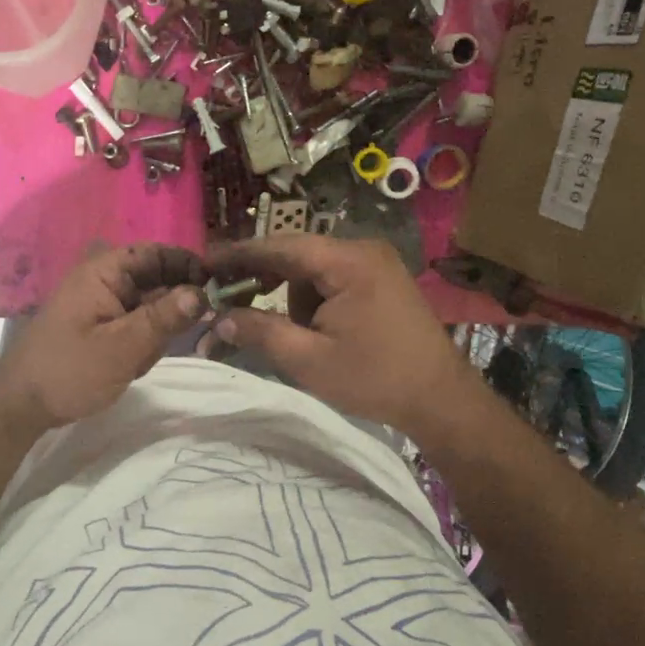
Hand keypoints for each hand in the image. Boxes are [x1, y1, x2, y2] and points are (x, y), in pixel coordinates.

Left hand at [0, 244, 206, 431]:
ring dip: (154, 335)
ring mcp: (101, 303)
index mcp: (103, 271)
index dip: (188, 265)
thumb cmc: (69, 371)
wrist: (22, 405)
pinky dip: (140, 346)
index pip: (157, 252)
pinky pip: (135, 327)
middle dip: (170, 312)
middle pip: (158, 280)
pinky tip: (129, 367)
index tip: (217, 290)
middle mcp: (103, 279)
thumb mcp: (123, 347)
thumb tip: (202, 292)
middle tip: (171, 341)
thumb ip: (163, 318)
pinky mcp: (100, 326)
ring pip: (150, 308)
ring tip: (138, 361)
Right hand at [207, 235, 476, 433]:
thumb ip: (259, 331)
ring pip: (311, 271)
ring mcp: (376, 265)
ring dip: (291, 297)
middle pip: (295, 255)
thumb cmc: (374, 378)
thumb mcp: (307, 359)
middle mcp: (362, 251)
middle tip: (226, 301)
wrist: (441, 400)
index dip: (238, 254)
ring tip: (290, 337)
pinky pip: (332, 281)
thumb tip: (218, 316)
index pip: (280, 246)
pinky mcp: (382, 282)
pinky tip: (312, 332)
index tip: (203, 262)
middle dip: (261, 280)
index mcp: (347, 261)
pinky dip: (312, 302)